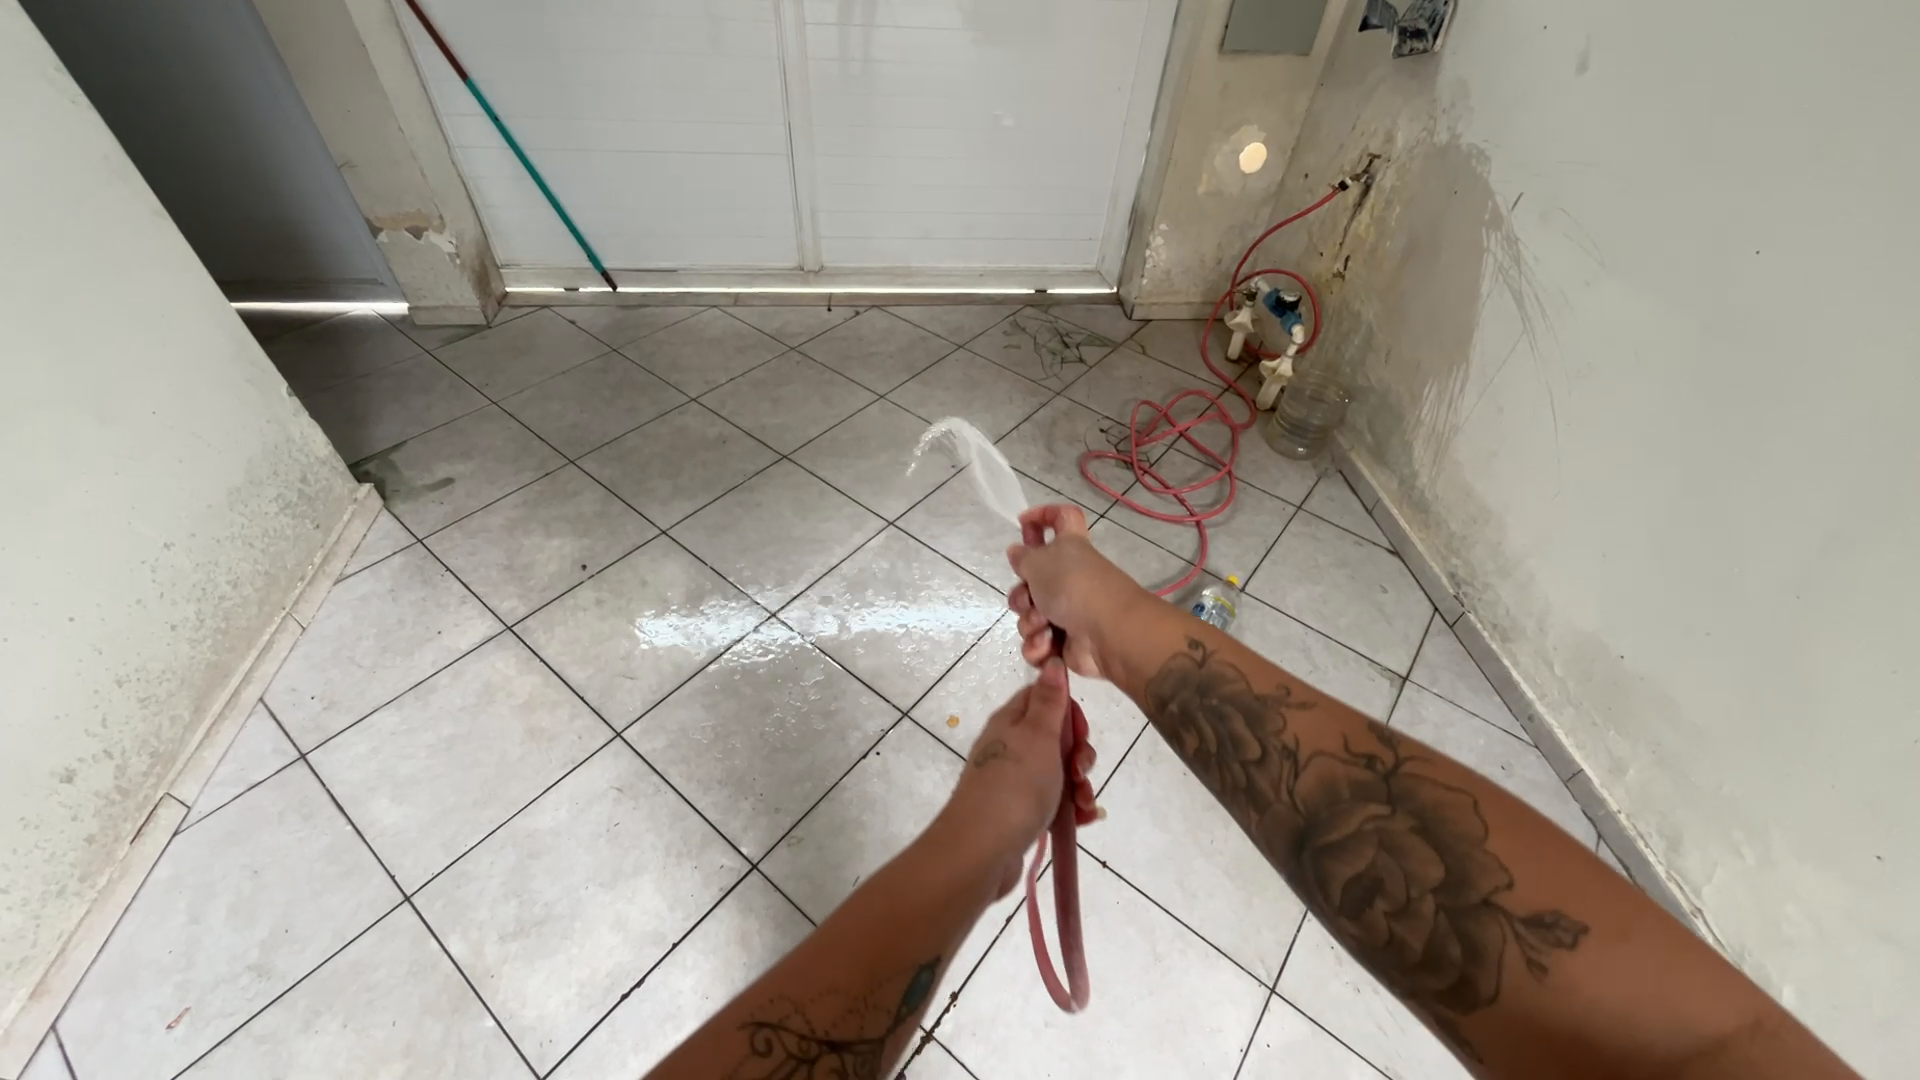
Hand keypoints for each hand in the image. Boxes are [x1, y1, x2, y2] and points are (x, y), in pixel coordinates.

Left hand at [942, 660, 1097, 896]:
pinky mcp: (1018, 812)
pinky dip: (1070, 809)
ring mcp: (1012, 780)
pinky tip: (1081, 821)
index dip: (1069, 712)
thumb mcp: (1038, 735)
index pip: (1043, 698)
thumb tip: (1051, 661)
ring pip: (1058, 772)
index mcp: (1011, 722)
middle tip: (1080, 772)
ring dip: (1078, 786)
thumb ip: (1049, 700)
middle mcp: (1009, 746)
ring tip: (1083, 804)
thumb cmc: (1015, 786)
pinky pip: (1052, 802)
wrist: (982, 850)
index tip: (1080, 732)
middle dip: (1079, 755)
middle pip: (1055, 738)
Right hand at [1005, 504, 1150, 679]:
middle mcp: (1068, 578)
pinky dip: (1039, 647)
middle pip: (1031, 582)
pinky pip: (1039, 644)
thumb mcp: (1039, 562)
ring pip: (1030, 617)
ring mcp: (1068, 611)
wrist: (1107, 633)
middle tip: (1030, 600)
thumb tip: (1016, 551)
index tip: (1022, 523)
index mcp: (1068, 548)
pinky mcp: (1066, 642)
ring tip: (1045, 629)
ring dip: (1031, 625)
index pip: (1061, 518)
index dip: (1042, 516)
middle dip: (1021, 597)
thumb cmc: (1073, 586)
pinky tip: (1048, 648)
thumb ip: (1023, 556)